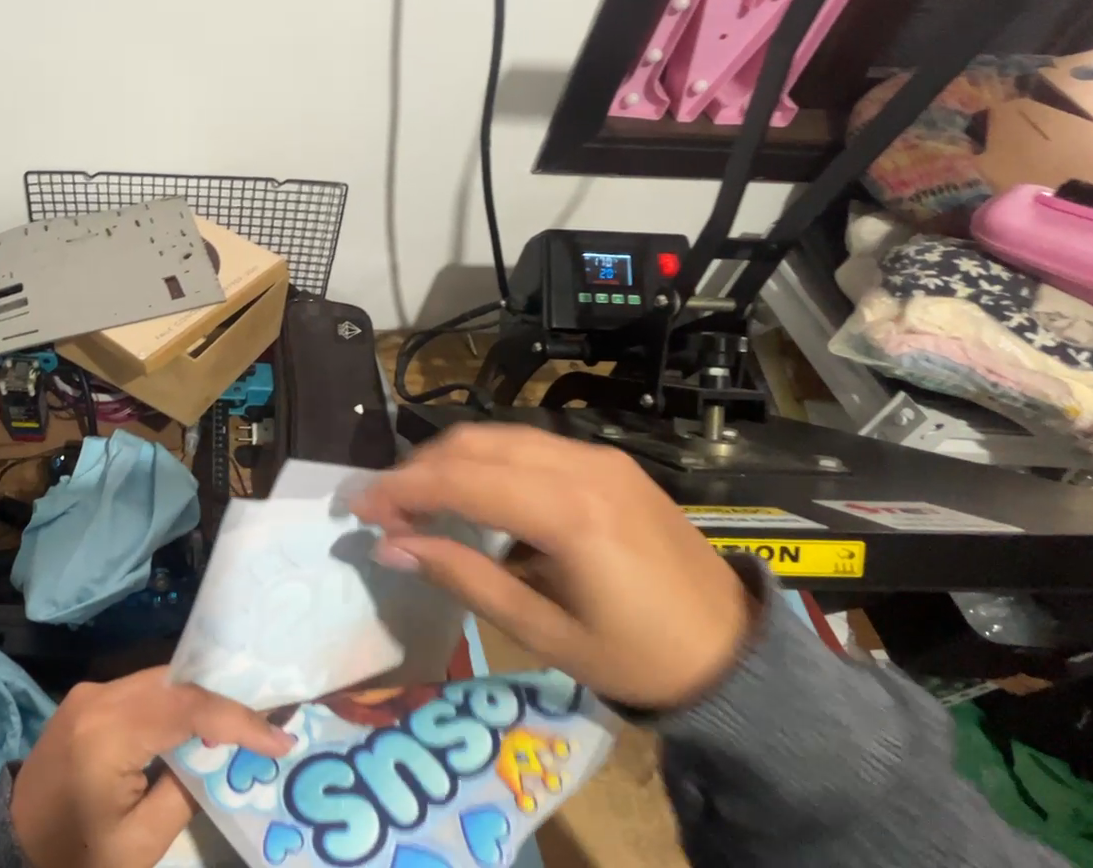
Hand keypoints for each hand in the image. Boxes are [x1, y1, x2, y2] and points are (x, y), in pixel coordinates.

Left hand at [12, 667, 294, 867]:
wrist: (13, 855)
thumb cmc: (78, 856)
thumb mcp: (141, 840)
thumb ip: (188, 789)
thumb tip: (223, 754)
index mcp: (108, 731)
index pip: (187, 707)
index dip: (239, 720)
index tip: (281, 739)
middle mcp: (96, 697)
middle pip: (174, 684)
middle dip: (223, 701)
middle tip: (268, 724)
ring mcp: (87, 694)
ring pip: (159, 681)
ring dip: (199, 700)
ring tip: (241, 725)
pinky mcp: (84, 701)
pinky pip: (140, 691)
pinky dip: (172, 704)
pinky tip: (197, 725)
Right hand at [352, 423, 752, 710]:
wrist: (733, 655)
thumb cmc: (635, 656)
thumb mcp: (542, 632)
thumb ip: (463, 577)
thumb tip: (391, 547)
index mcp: (571, 514)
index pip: (462, 479)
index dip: (401, 489)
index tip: (358, 508)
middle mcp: (584, 467)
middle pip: (474, 444)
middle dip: (417, 469)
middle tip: (381, 507)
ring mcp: (600, 458)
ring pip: (498, 436)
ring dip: (447, 460)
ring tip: (415, 500)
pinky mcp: (609, 463)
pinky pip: (528, 445)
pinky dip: (484, 460)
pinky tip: (469, 492)